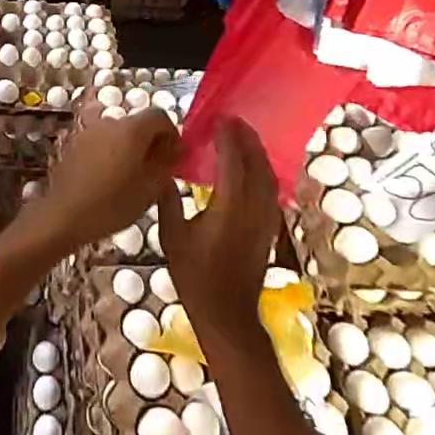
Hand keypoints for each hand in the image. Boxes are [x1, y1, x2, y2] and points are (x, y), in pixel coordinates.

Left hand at [28, 110, 178, 247]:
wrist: (64, 213)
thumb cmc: (112, 204)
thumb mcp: (150, 188)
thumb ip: (167, 162)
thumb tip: (176, 148)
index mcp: (131, 130)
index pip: (160, 116)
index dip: (172, 134)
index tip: (175, 156)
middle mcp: (109, 122)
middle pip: (138, 123)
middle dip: (151, 142)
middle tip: (156, 170)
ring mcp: (88, 130)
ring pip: (119, 133)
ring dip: (130, 148)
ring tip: (133, 176)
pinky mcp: (74, 141)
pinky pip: (102, 140)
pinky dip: (112, 151)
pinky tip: (110, 176)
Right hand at [157, 118, 281, 333]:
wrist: (227, 315)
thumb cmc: (195, 277)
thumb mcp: (172, 236)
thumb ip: (168, 201)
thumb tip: (162, 172)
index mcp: (229, 209)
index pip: (233, 163)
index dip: (228, 138)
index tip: (219, 119)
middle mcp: (253, 211)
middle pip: (257, 166)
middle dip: (247, 140)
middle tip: (234, 120)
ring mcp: (265, 221)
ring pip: (269, 178)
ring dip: (258, 154)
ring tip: (244, 137)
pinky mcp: (269, 231)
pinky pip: (272, 192)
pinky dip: (264, 172)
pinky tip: (253, 169)